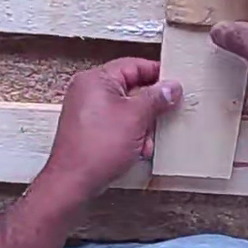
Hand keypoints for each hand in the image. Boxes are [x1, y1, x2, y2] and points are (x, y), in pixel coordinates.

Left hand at [34, 58, 182, 205]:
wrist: (73, 181)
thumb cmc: (95, 149)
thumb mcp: (136, 118)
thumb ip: (156, 98)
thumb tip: (170, 88)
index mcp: (96, 79)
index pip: (133, 66)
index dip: (157, 74)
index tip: (174, 85)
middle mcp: (88, 92)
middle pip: (131, 89)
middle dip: (149, 108)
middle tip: (164, 115)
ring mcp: (87, 112)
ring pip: (126, 111)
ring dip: (142, 126)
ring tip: (146, 141)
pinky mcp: (89, 131)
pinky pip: (116, 126)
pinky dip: (130, 136)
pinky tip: (137, 150)